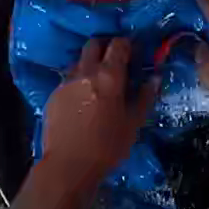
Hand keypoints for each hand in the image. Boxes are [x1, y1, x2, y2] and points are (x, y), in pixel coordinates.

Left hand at [40, 37, 156, 192]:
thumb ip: (145, 97)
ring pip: (79, 59)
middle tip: (115, 61)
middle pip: (94, 44)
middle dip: (105, 46)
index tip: (134, 52)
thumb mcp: (133, 123)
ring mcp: (67, 80)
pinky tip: (83, 97)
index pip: (118, 45)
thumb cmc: (107, 146)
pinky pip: (68, 77)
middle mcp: (86, 71)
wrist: (68, 165)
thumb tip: (154, 77)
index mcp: (109, 75)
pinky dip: (78, 80)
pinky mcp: (54, 93)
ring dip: (90, 62)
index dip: (127, 44)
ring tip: (98, 80)